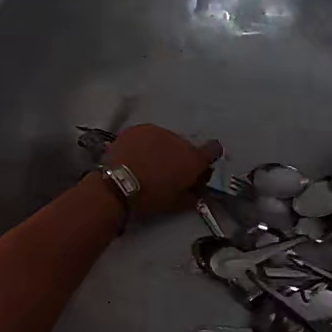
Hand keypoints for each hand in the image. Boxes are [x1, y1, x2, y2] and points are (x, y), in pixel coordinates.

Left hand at [105, 124, 222, 215]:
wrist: (117, 186)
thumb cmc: (151, 198)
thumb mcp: (176, 203)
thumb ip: (193, 195)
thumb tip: (198, 191)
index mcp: (193, 159)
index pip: (213, 149)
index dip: (209, 156)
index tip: (201, 165)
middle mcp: (179, 140)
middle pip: (186, 146)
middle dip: (180, 156)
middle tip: (168, 171)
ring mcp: (157, 131)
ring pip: (165, 139)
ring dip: (162, 148)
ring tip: (148, 163)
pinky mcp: (138, 128)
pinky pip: (147, 135)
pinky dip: (145, 144)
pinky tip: (135, 156)